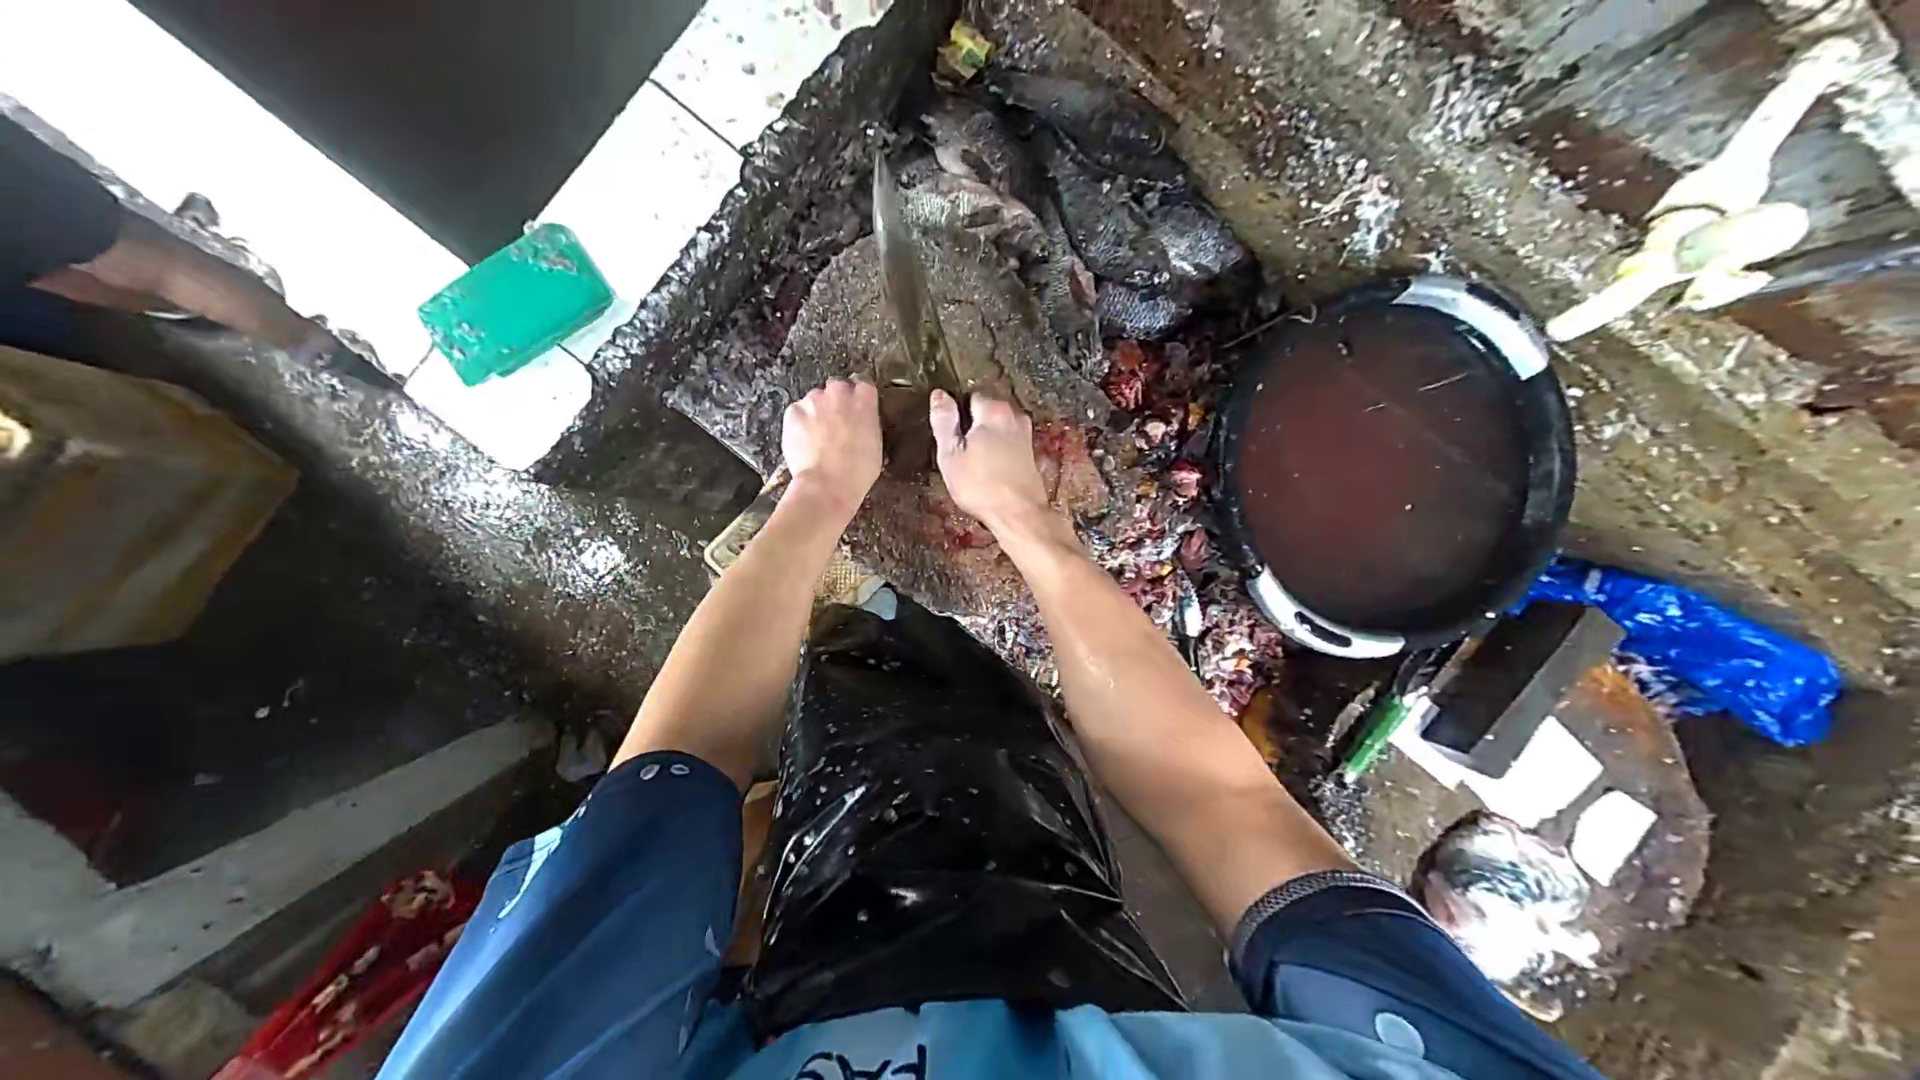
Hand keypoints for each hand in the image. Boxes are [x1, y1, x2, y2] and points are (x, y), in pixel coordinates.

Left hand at [783, 379, 882, 516]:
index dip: (859, 398)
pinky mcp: (793, 411)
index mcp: (865, 399)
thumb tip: (862, 424)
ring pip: (815, 399)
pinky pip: (797, 412)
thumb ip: (869, 424)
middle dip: (837, 402)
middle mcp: (839, 392)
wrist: (827, 485)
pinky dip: (800, 423)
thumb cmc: (858, 471)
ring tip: (818, 437)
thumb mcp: (876, 445)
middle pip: (837, 388)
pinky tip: (804, 441)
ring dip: (817, 412)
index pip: (863, 384)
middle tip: (837, 424)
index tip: (857, 410)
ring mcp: (814, 400)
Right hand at [930, 389, 1051, 533]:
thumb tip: (939, 394)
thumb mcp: (951, 454)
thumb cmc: (980, 486)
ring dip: (987, 438)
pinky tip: (990, 469)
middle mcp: (1014, 416)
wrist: (1018, 514)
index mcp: (993, 410)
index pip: (970, 397)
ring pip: (998, 427)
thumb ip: (944, 421)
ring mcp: (1026, 434)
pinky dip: (999, 449)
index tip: (951, 437)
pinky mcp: (1030, 453)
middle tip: (961, 452)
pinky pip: (1008, 441)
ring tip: (975, 462)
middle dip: (974, 425)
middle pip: (986, 410)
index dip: (957, 415)